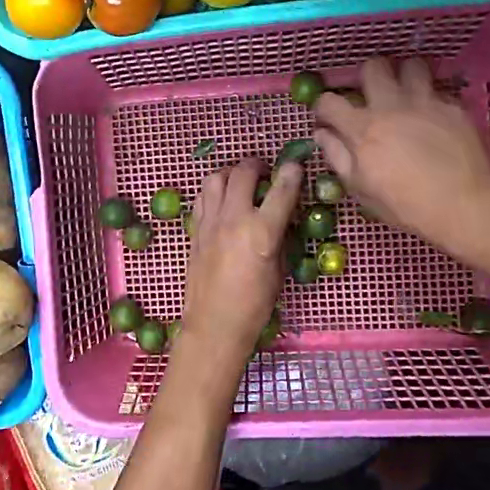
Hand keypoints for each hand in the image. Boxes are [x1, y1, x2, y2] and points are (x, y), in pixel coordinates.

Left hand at [180, 158, 303, 358]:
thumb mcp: (278, 270)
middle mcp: (234, 220)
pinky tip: (222, 200)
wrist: (215, 324)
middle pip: (243, 173)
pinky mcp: (195, 231)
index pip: (281, 190)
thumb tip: (281, 218)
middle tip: (265, 171)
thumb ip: (280, 237)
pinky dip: (214, 191)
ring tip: (240, 181)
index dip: (291, 173)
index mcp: (262, 232)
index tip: (294, 166)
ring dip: (231, 173)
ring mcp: (210, 223)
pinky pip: (202, 198)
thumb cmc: (255, 304)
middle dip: (257, 165)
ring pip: (216, 178)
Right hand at [313, 57, 489, 255]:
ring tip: (406, 92)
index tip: (328, 115)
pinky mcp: (453, 107)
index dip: (324, 106)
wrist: (462, 205)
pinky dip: (431, 98)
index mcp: (363, 129)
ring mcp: (425, 103)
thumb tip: (322, 133)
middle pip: (373, 67)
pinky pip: (438, 89)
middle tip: (372, 93)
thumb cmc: (404, 204)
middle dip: (367, 76)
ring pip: (411, 65)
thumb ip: (337, 155)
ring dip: (405, 75)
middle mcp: (391, 106)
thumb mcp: (360, 188)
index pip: (330, 101)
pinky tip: (433, 116)